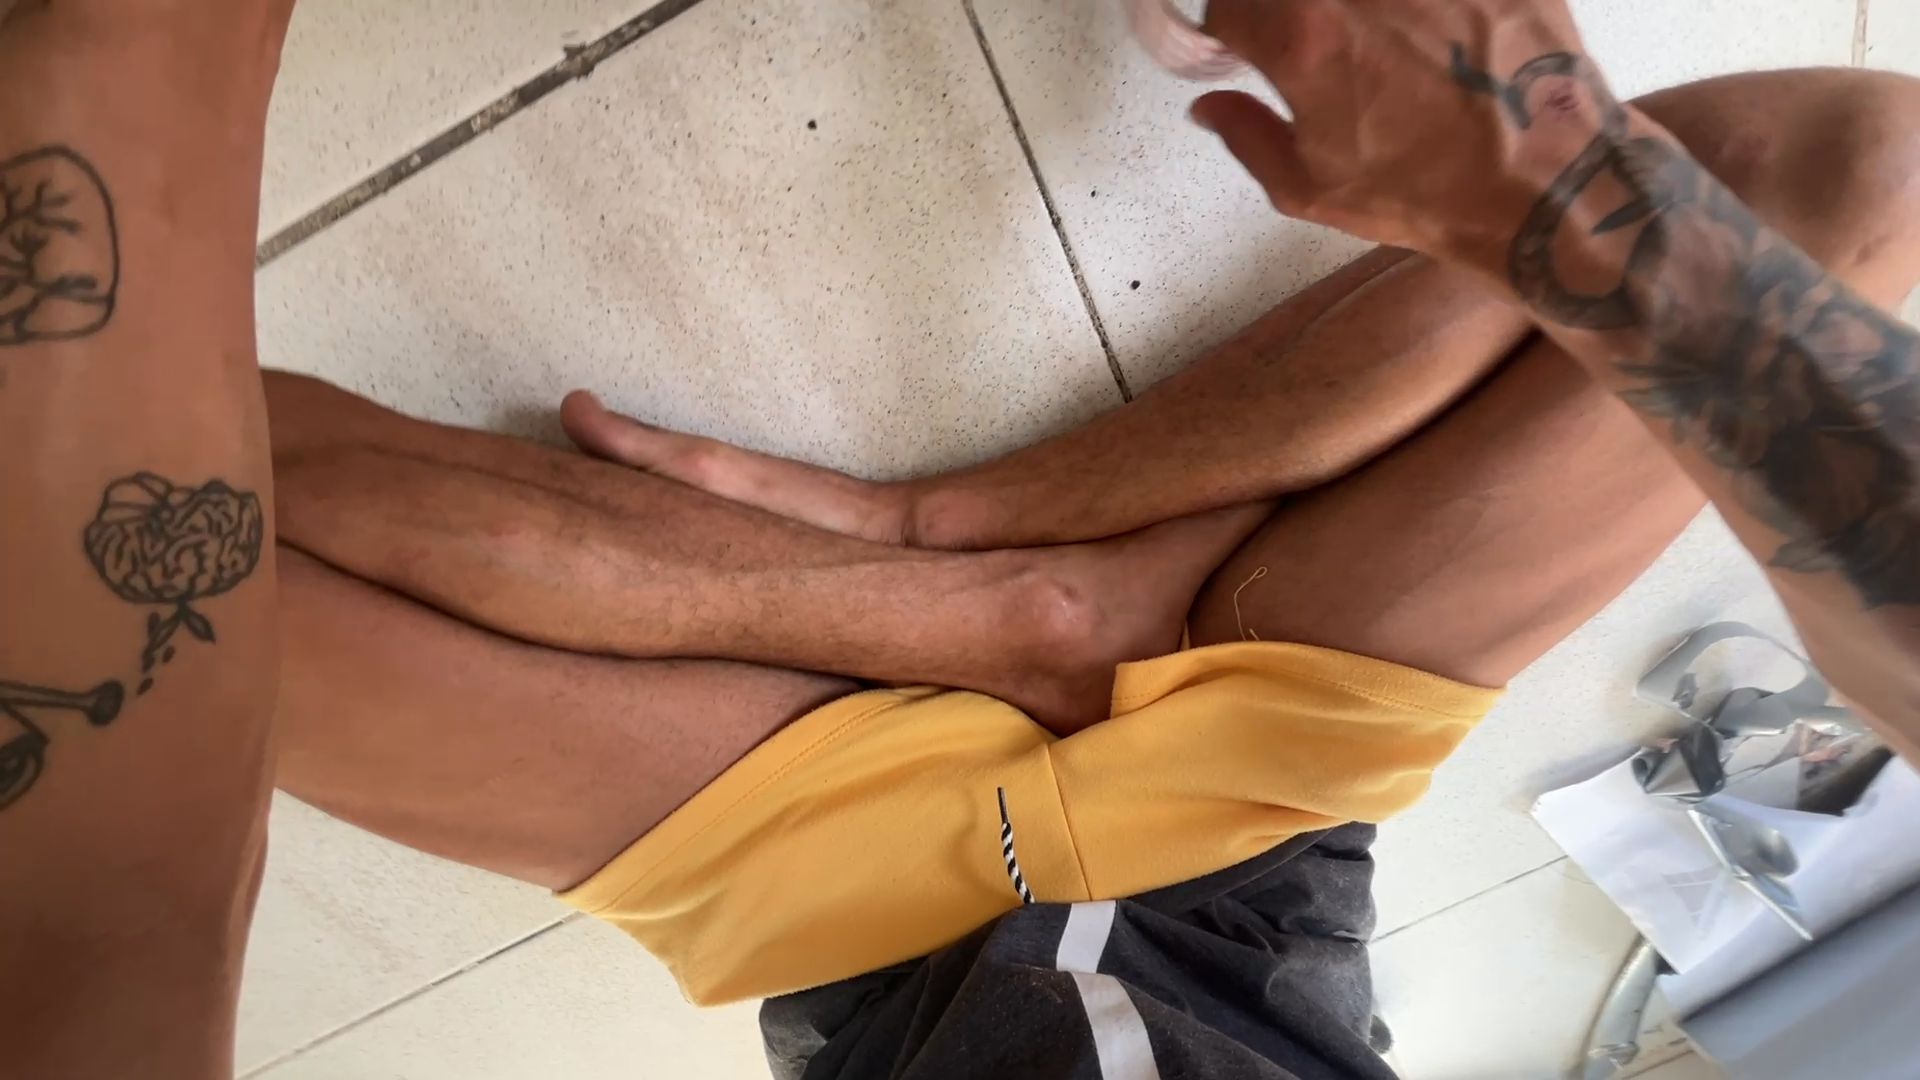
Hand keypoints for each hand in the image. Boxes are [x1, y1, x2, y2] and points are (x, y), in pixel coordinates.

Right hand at [1191, 0, 1626, 273]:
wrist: (1529, 177)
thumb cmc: (1412, 190)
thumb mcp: (1304, 185)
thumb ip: (1245, 134)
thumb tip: (1210, 105)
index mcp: (1306, 40)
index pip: (1228, 3)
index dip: (1223, 33)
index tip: (1234, 53)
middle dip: (1275, 13)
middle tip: (1290, 47)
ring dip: (1332, 9)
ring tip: (1361, 51)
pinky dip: (1397, 8)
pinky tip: (1410, 37)